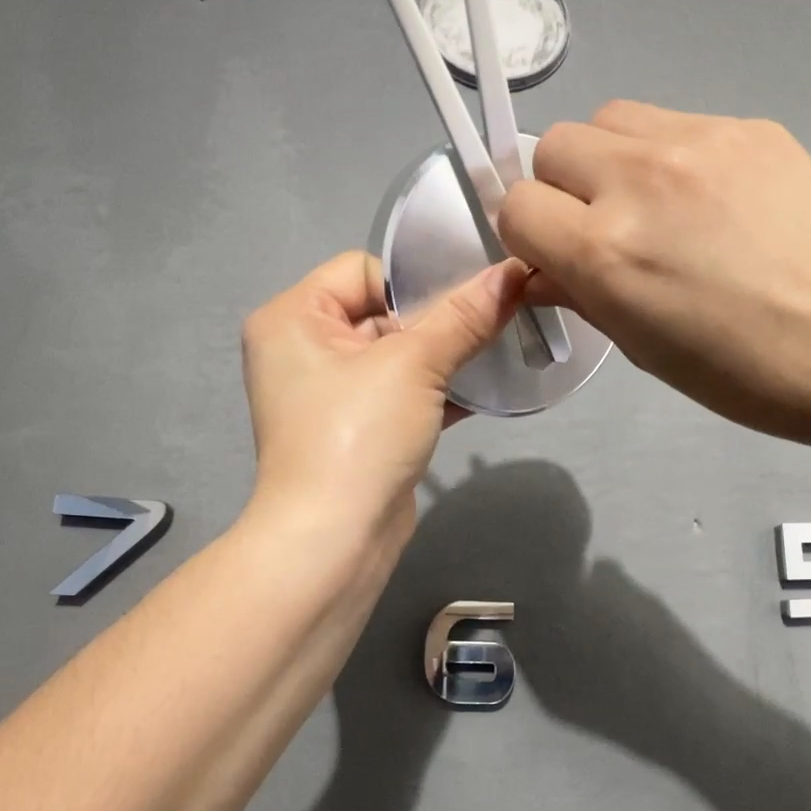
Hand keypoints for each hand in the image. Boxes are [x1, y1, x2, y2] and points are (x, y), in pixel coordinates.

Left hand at [241, 252, 528, 533]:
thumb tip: (517, 270)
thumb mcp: (414, 365)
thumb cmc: (358, 436)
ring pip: (397, 359)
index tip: (463, 304)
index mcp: (293, 317)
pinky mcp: (357, 434)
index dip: (414, 283)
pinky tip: (484, 392)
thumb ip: (464, 317)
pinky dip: (437, 394)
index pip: (362, 270)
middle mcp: (303, 351)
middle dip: (437, 324)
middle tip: (489, 328)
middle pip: (383, 313)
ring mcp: (329, 397)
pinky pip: (402, 397)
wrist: (335, 540)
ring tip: (493, 356)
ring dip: (443, 360)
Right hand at [499, 100, 810, 446]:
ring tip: (655, 208)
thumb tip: (546, 272)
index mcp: (606, 252)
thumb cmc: (745, 374)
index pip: (517, 206)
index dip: (530, 237)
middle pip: (554, 146)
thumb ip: (583, 296)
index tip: (556, 259)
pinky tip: (713, 203)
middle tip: (604, 232)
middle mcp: (639, 180)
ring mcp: (698, 142)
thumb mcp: (645, 350)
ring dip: (611, 162)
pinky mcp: (748, 127)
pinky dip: (671, 157)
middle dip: (563, 192)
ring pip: (611, 120)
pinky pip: (676, 123)